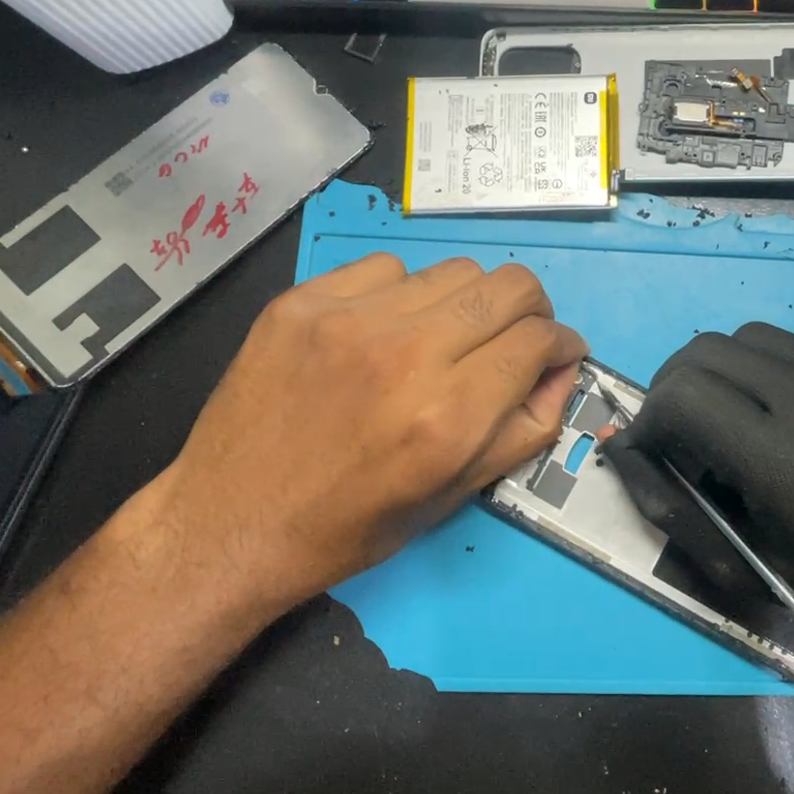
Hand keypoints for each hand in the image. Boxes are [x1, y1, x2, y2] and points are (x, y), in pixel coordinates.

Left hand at [146, 255, 586, 611]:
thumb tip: (563, 368)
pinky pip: (388, 268)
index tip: (557, 354)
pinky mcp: (303, 302)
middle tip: (516, 338)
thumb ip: (527, 427)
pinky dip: (405, 295)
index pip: (539, 339)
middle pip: (509, 285)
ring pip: (455, 270)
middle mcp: (407, 354)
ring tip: (446, 337)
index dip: (563, 344)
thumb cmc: (353, 525)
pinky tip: (386, 331)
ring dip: (469, 302)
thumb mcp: (457, 494)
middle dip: (532, 310)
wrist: (230, 524)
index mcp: (450, 415)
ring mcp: (350, 320)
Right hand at [605, 324, 793, 677]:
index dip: (652, 415)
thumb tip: (623, 447)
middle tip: (684, 422)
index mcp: (787, 459)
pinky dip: (784, 374)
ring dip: (729, 371)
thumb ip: (675, 503)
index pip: (684, 396)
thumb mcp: (748, 558)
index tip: (655, 441)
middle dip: (679, 384)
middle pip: (709, 351)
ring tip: (743, 414)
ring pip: (754, 337)